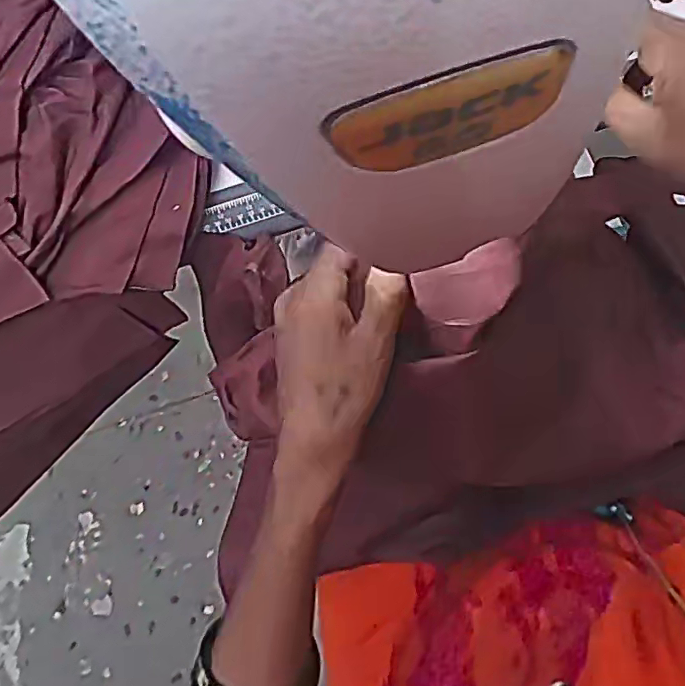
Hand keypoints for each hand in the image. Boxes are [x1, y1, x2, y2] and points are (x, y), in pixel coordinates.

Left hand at [270, 243, 409, 504]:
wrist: (313, 442)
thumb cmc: (346, 391)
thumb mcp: (376, 339)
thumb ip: (386, 290)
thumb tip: (394, 255)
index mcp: (311, 290)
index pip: (342, 243)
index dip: (372, 243)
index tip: (398, 251)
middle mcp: (292, 295)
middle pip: (334, 263)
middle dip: (366, 268)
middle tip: (397, 281)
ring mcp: (286, 315)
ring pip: (327, 283)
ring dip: (354, 289)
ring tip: (382, 304)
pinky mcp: (290, 333)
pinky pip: (319, 302)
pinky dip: (340, 305)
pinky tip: (359, 325)